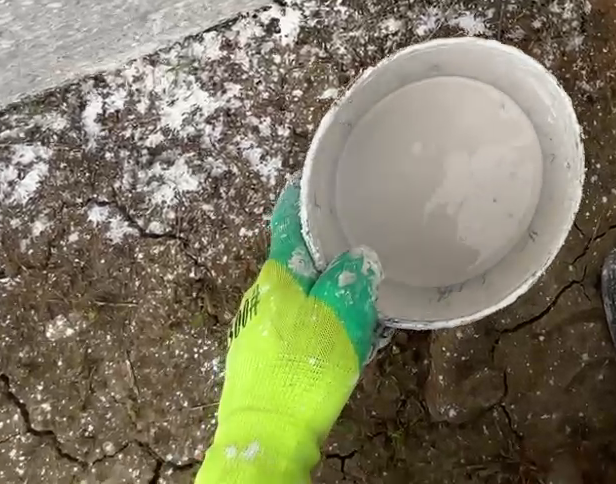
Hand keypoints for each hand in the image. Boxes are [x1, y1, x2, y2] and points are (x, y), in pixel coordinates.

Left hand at [198, 184, 378, 483]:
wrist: (267, 437)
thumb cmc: (304, 367)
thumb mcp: (342, 315)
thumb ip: (352, 278)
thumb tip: (358, 256)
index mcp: (278, 276)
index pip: (286, 222)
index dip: (298, 198)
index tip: (311, 177)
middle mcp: (261, 295)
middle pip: (297, 259)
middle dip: (324, 251)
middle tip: (357, 242)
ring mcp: (256, 327)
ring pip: (299, 292)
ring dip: (325, 288)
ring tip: (360, 295)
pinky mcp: (260, 356)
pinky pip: (297, 320)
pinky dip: (319, 317)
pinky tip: (340, 334)